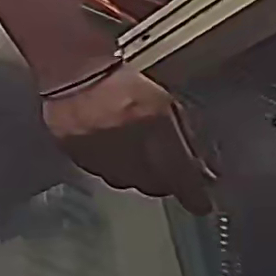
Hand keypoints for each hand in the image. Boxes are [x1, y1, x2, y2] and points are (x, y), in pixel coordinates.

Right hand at [43, 63, 214, 213]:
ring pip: (122, 181)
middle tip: (164, 171)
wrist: (74, 72)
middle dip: (162, 181)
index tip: (200, 204)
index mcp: (154, 130)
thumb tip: (201, 169)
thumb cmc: (121, 81)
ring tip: (130, 155)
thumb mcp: (164, 104)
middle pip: (152, 185)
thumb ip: (183, 137)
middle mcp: (125, 147)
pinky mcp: (73, 153)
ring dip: (132, 174)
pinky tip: (106, 149)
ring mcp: (97, 153)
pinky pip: (96, 170)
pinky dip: (106, 165)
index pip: (181, 176)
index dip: (194, 194)